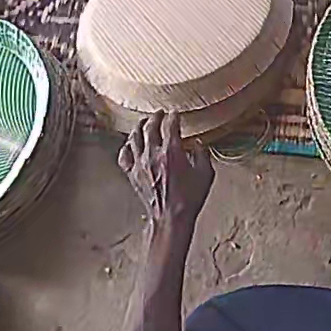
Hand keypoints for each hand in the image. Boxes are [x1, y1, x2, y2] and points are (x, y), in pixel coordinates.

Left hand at [118, 113, 213, 227]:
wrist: (170, 217)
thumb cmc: (188, 198)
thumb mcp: (205, 174)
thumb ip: (203, 154)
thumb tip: (199, 144)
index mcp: (172, 152)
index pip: (170, 126)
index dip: (173, 117)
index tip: (175, 114)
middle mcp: (153, 155)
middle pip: (149, 127)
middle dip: (155, 117)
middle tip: (159, 113)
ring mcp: (140, 164)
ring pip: (134, 138)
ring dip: (139, 127)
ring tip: (143, 122)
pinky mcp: (132, 174)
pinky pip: (124, 156)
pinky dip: (127, 147)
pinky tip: (130, 144)